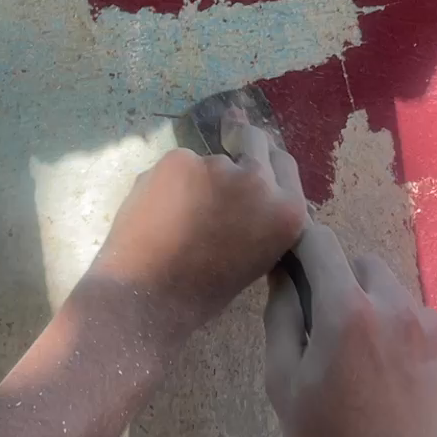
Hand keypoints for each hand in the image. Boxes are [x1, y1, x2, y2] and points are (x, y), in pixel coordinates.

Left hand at [89, 108, 308, 338]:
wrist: (148, 296)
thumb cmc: (203, 289)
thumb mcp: (257, 255)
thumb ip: (263, 215)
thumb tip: (255, 185)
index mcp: (287, 212)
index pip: (285, 164)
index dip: (267, 160)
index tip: (253, 159)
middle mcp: (260, 181)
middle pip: (255, 140)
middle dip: (241, 142)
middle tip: (221, 152)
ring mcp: (219, 166)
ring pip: (210, 159)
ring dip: (198, 176)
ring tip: (177, 215)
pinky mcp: (181, 159)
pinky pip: (179, 164)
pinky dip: (169, 181)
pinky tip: (157, 210)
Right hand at [262, 223, 436, 436]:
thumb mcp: (284, 384)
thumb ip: (281, 318)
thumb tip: (283, 275)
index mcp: (347, 310)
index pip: (321, 244)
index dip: (303, 241)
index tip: (293, 251)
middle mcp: (394, 304)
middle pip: (361, 263)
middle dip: (341, 279)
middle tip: (330, 323)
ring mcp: (430, 324)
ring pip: (393, 289)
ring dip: (375, 304)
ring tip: (366, 354)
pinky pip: (420, 316)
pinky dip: (403, 328)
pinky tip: (396, 371)